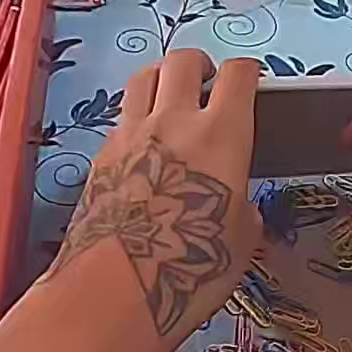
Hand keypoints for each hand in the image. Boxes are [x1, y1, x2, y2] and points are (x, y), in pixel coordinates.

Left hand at [35, 50, 261, 351]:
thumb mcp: (242, 241)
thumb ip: (243, 207)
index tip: (251, 79)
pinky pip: (121, 118)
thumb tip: (235, 203)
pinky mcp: (100, 156)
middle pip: (182, 60)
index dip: (248, 71)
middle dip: (201, 64)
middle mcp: (172, 121)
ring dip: (162, 79)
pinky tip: (144, 147)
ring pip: (143, 78)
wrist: (114, 290)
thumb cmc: (192, 267)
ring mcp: (129, 134)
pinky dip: (136, 117)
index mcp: (220, 135)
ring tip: (171, 101)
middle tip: (209, 83)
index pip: (237, 76)